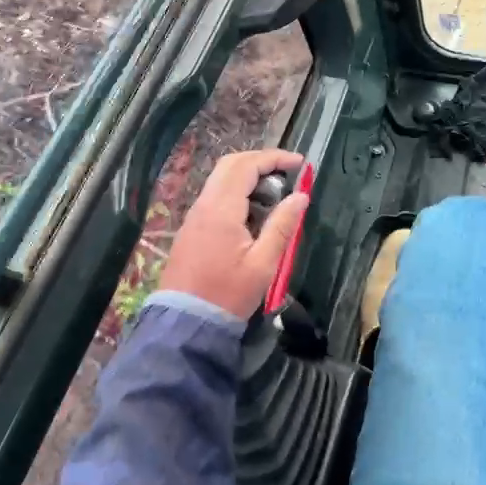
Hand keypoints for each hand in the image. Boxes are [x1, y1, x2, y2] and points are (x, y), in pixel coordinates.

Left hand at [155, 149, 309, 319]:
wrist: (184, 326)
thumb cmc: (228, 294)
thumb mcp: (263, 263)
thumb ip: (282, 225)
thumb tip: (301, 195)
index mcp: (221, 210)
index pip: (247, 166)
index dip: (275, 158)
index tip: (300, 163)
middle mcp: (204, 206)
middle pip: (230, 165)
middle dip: (260, 161)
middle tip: (287, 172)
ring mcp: (194, 217)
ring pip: (220, 180)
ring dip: (248, 177)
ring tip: (274, 195)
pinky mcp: (191, 230)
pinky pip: (214, 197)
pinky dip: (236, 192)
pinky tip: (253, 213)